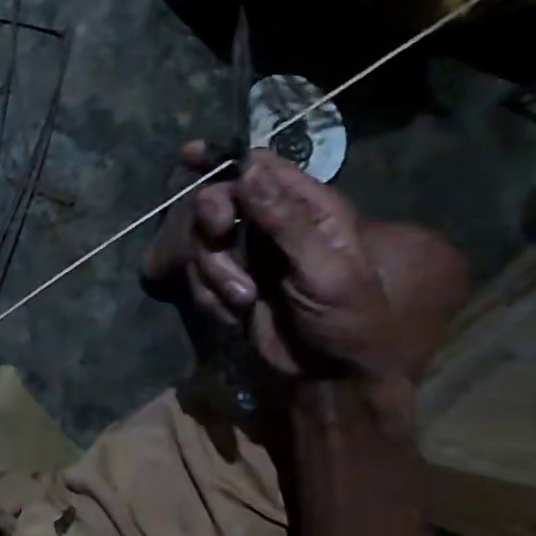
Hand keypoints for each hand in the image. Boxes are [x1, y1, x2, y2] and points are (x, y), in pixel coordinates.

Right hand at [146, 145, 404, 382]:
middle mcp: (274, 223)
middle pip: (218, 199)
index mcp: (310, 208)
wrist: (326, 379)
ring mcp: (248, 253)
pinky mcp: (228, 281)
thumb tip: (249, 169)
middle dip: (211, 223)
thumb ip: (284, 221)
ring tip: (243, 298)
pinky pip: (198, 275)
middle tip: (216, 237)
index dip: (224, 157)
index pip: (260, 166)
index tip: (190, 156)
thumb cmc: (345, 321)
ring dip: (214, 271)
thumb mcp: (323, 271)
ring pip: (202, 241)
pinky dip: (210, 295)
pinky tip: (235, 313)